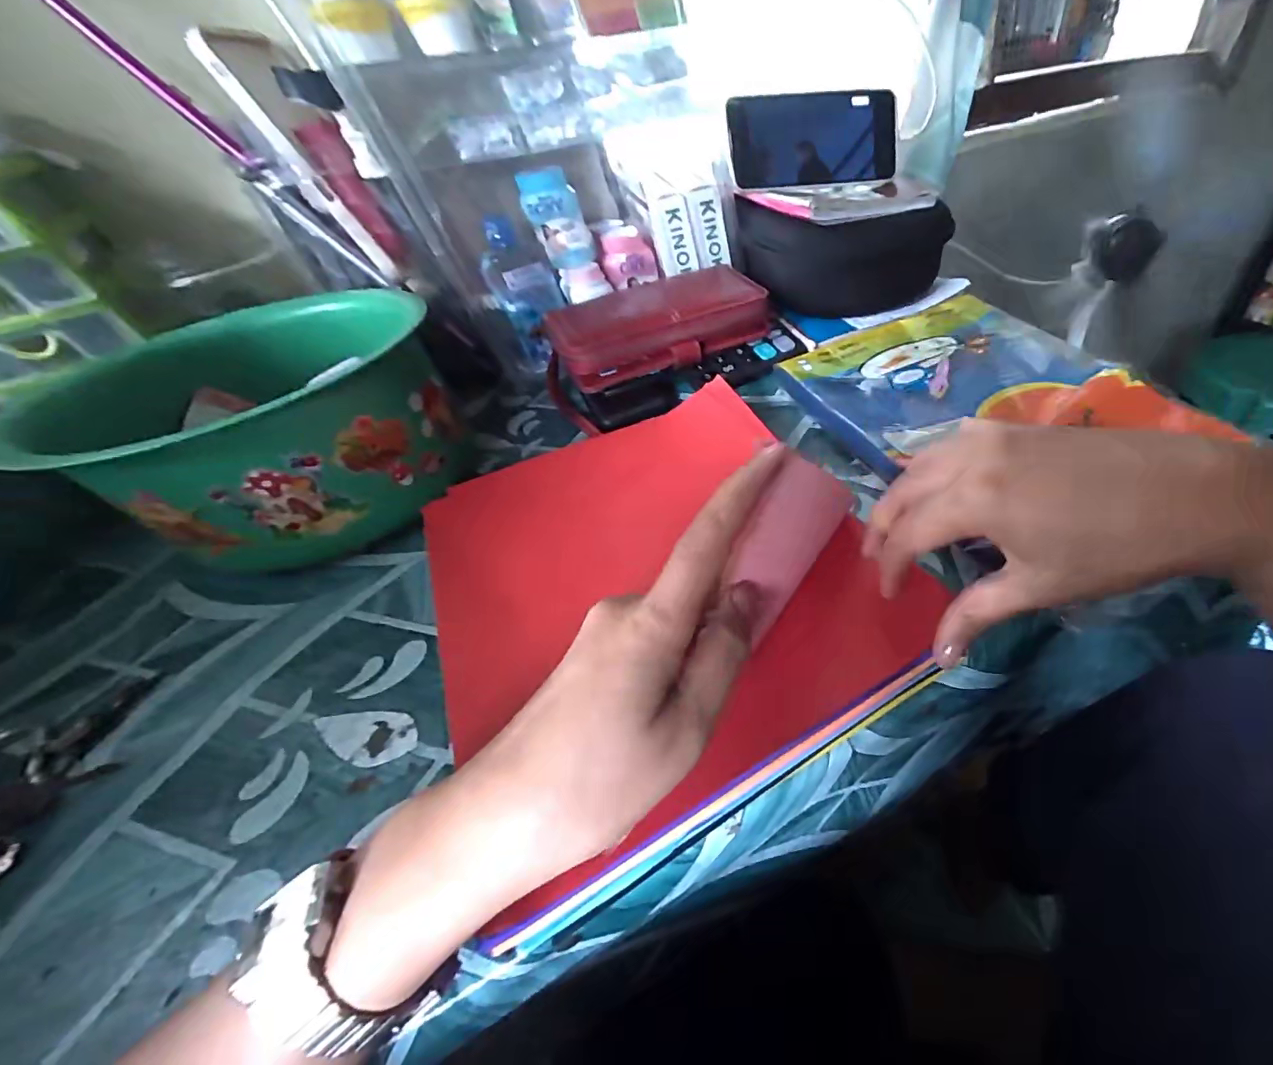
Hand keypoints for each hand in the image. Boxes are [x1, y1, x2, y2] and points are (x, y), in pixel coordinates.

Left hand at [324, 443, 785, 1012]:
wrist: (500, 819)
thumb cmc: (600, 784)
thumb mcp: (684, 730)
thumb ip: (721, 655)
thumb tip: (747, 592)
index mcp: (650, 623)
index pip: (705, 540)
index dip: (742, 493)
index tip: (772, 454)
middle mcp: (620, 609)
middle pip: (694, 590)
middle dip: (727, 613)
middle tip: (722, 692)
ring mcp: (598, 630)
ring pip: (672, 622)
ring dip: (697, 651)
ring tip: (677, 730)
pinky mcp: (588, 654)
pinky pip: (650, 639)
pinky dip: (673, 660)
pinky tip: (655, 721)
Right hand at [864, 420, 1272, 665]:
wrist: (1196, 493)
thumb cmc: (1116, 548)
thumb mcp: (1040, 586)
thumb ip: (977, 614)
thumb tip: (939, 656)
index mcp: (974, 497)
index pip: (908, 533)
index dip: (891, 566)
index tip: (890, 594)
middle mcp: (971, 456)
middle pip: (904, 489)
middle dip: (883, 526)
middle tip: (878, 558)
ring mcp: (994, 434)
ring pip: (923, 459)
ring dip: (904, 491)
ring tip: (901, 522)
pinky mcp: (1016, 427)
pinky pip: (952, 443)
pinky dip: (932, 466)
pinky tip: (943, 483)